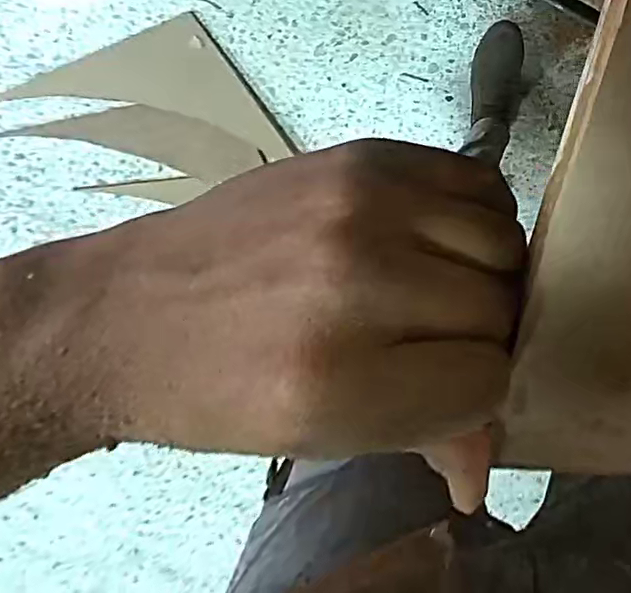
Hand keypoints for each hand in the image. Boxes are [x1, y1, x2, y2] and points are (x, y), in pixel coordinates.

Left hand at [43, 139, 523, 507]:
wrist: (126, 307)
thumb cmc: (219, 387)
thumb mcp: (315, 438)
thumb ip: (419, 441)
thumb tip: (485, 475)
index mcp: (334, 380)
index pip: (486, 381)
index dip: (479, 389)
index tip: (456, 382)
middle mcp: (357, 281)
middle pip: (499, 309)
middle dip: (487, 331)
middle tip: (453, 332)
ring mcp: (368, 204)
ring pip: (504, 242)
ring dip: (492, 270)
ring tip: (453, 280)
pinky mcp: (374, 155)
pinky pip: (483, 183)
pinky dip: (486, 214)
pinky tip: (450, 233)